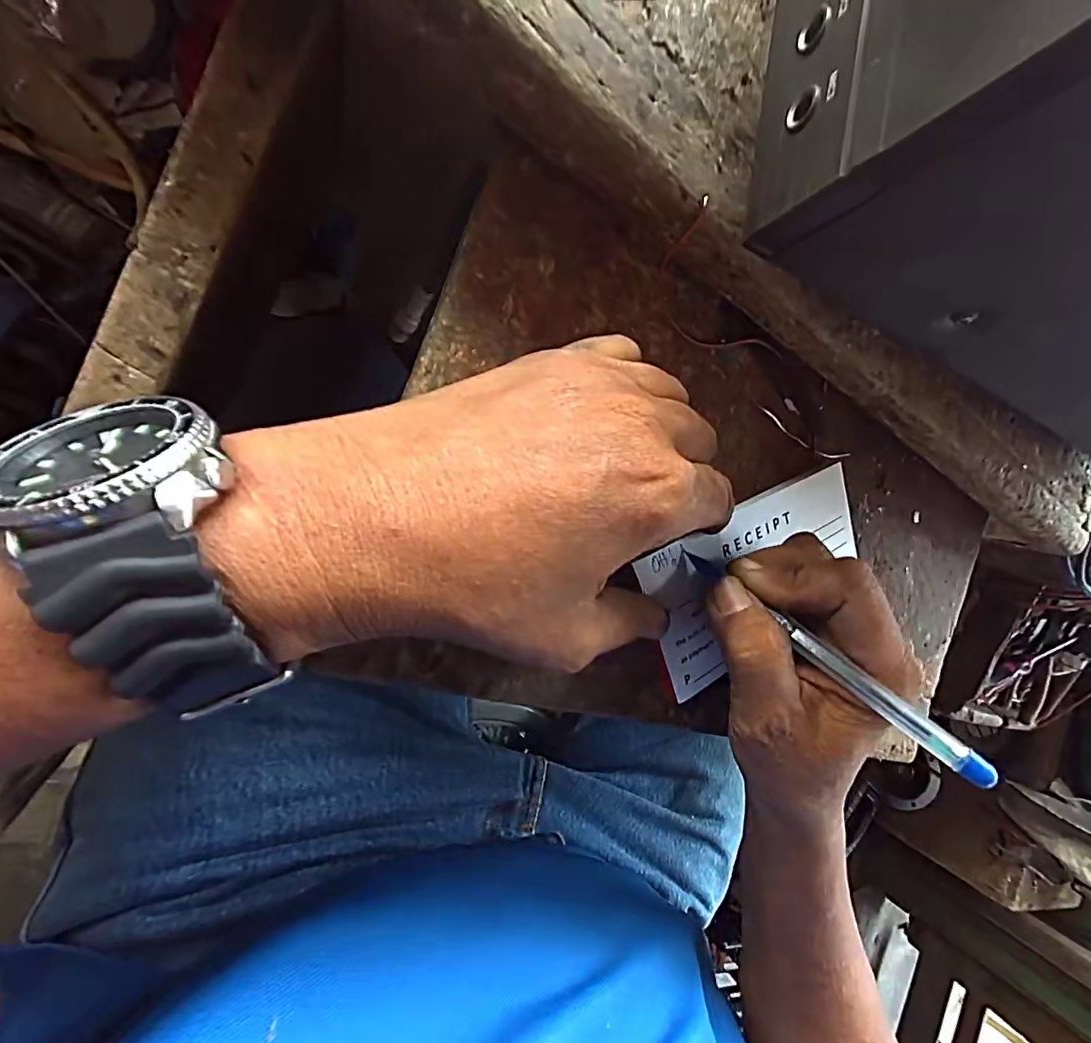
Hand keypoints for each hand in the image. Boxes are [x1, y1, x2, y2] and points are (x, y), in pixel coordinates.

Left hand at [206, 335, 734, 669]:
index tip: (677, 540)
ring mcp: (597, 382)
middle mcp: (644, 427)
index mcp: (660, 494)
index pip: (719, 497)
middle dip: (686, 474)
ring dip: (661, 428)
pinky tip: (593, 413)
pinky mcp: (552, 358)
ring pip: (668, 394)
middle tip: (643, 505)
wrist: (370, 516)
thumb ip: (631, 626)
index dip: (703, 524)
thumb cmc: (476, 584)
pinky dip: (624, 383)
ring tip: (621, 458)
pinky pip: (620, 356)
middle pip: (701, 440)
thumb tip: (656, 617)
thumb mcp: (566, 637)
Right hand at [706, 533, 920, 821]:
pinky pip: (803, 583)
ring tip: (738, 601)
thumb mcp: (765, 720)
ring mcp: (858, 629)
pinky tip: (749, 607)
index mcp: (883, 667)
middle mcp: (881, 639)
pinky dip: (771, 586)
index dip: (794, 577)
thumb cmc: (792, 771)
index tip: (741, 584)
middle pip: (834, 570)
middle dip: (777, 572)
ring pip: (818, 568)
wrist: (797, 792)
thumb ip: (752, 652)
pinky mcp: (834, 625)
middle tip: (731, 588)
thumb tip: (729, 590)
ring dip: (772, 576)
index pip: (850, 588)